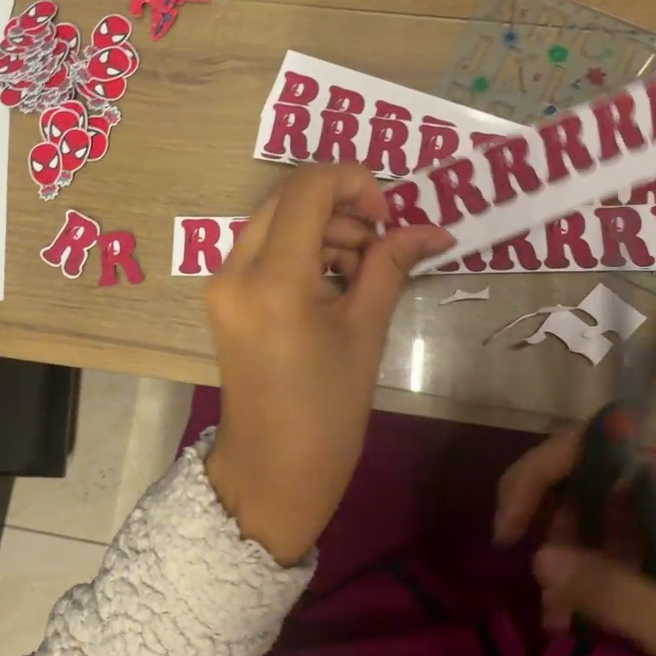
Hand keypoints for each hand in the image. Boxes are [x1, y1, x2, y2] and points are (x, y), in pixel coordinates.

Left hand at [203, 164, 452, 564]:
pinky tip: (335, 279)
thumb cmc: (327, 413)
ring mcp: (223, 283)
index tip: (389, 215)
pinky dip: (302, 248)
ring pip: (275, 220)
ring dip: (323, 227)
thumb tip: (432, 228)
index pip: (308, 188)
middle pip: (288, 198)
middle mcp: (236, 270)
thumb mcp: (366, 333)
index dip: (354, 181)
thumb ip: (391, 266)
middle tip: (381, 239)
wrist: (271, 474)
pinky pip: (264, 249)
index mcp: (273, 279)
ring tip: (364, 266)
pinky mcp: (224, 297)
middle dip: (341, 205)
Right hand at [495, 427, 655, 655]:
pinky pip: (624, 542)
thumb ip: (612, 594)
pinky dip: (596, 571)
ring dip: (568, 554)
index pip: (586, 446)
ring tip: (558, 617)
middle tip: (535, 586)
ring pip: (599, 512)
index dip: (535, 474)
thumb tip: (537, 558)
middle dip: (547, 524)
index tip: (508, 531)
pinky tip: (588, 616)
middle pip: (585, 478)